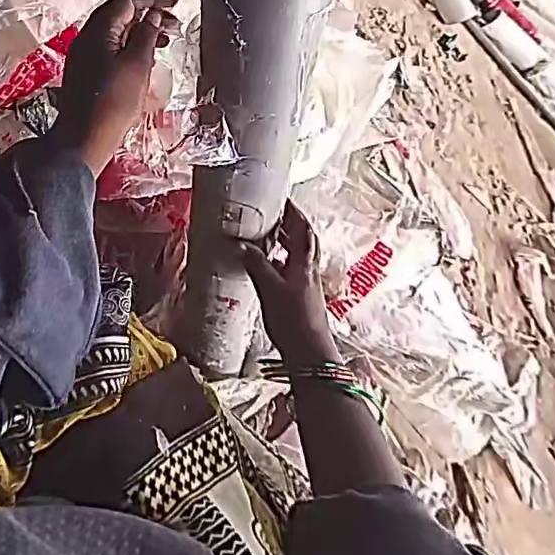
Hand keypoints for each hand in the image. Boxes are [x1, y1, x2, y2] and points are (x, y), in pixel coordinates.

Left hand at [54, 0, 179, 176]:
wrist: (84, 138)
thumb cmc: (112, 103)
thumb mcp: (137, 64)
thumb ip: (147, 34)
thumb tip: (153, 14)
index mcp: (98, 30)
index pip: (126, 0)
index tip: (175, 1)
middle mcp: (87, 36)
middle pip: (120, 12)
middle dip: (149, 12)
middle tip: (174, 22)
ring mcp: (84, 53)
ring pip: (115, 30)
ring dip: (141, 29)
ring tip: (166, 39)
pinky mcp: (86, 69)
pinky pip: (110, 46)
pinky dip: (130, 44)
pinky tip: (146, 57)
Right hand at [239, 202, 338, 365]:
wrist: (311, 356)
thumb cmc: (292, 320)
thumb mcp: (269, 288)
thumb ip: (256, 263)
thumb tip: (243, 244)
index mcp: (304, 264)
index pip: (303, 230)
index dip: (294, 212)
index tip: (282, 198)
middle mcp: (309, 271)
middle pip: (304, 240)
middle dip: (291, 224)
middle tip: (272, 212)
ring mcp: (307, 284)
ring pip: (299, 255)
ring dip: (286, 241)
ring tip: (267, 234)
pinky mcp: (302, 296)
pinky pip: (292, 268)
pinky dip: (281, 258)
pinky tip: (267, 263)